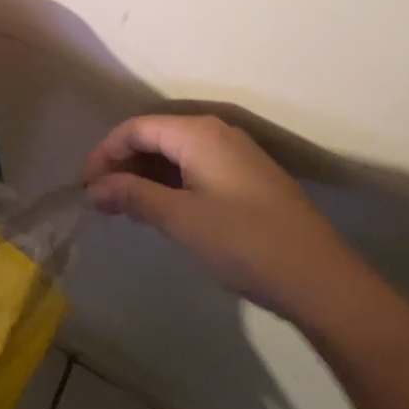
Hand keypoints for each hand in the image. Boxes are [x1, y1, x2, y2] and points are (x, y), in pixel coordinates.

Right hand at [82, 115, 361, 316]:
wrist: (322, 281)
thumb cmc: (244, 242)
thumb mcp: (180, 219)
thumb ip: (133, 196)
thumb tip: (95, 188)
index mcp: (198, 133)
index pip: (136, 128)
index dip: (105, 153)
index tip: (85, 186)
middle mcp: (218, 134)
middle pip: (157, 136)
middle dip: (124, 164)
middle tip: (101, 199)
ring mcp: (239, 157)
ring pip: (178, 154)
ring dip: (147, 176)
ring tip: (125, 208)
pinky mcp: (251, 181)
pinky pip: (198, 169)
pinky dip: (172, 184)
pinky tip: (163, 212)